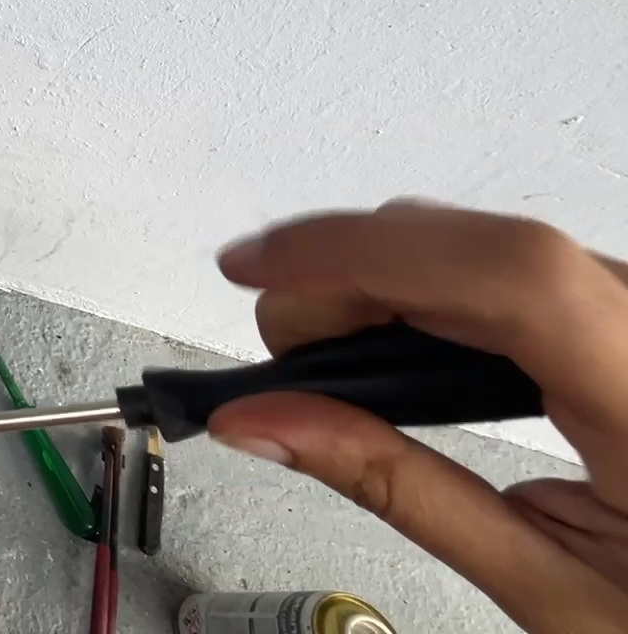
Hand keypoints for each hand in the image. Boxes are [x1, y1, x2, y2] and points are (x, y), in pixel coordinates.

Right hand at [209, 201, 627, 631]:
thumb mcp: (563, 597)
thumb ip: (402, 492)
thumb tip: (250, 419)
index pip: (510, 276)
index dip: (359, 250)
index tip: (246, 270)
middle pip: (466, 246)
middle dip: (336, 274)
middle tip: (287, 350)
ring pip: (467, 238)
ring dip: (363, 274)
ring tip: (328, 349)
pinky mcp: (619, 309)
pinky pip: (488, 258)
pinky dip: (403, 278)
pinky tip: (376, 326)